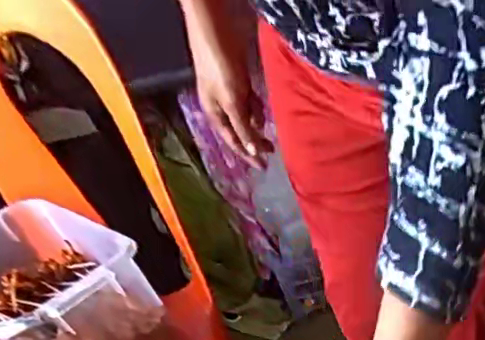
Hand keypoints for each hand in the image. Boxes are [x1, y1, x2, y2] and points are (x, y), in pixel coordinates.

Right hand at [184, 5, 270, 165]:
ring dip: (256, 120)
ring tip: (265, 121)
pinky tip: (260, 103)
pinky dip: (255, 104)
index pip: (235, 142)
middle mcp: (221, 107)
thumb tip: (253, 152)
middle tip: (272, 149)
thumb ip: (243, 127)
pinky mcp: (237, 78)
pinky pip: (248, 99)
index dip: (249, 156)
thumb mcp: (232, 102)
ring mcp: (229, 92)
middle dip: (255, 140)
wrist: (213, 27)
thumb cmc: (220, 67)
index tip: (264, 167)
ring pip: (246, 114)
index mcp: (216, 115)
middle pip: (241, 130)